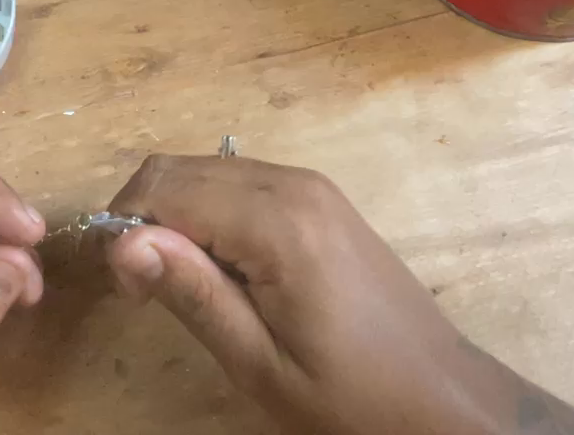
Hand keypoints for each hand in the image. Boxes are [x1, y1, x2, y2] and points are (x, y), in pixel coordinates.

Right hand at [105, 155, 573, 434]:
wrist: (453, 405)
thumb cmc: (354, 402)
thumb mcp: (263, 367)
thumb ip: (191, 294)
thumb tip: (120, 241)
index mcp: (276, 222)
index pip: (162, 188)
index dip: (126, 230)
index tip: (131, 292)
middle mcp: (287, 182)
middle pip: (175, 168)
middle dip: (141, 215)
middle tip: (147, 288)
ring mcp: (304, 181)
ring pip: (199, 167)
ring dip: (169, 211)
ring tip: (183, 278)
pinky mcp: (312, 191)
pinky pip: (231, 178)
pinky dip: (202, 206)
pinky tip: (219, 260)